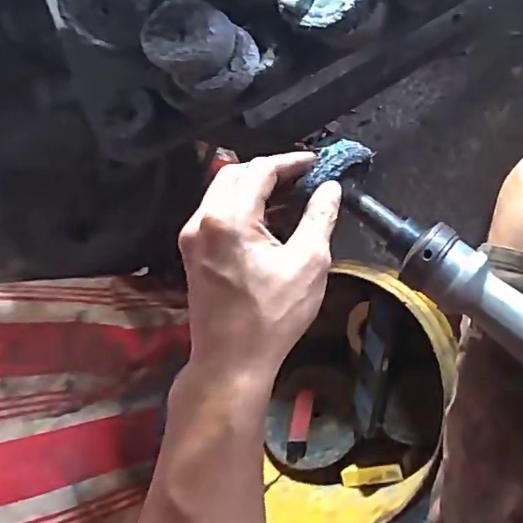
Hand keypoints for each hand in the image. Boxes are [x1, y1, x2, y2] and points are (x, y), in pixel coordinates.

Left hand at [177, 152, 339, 387]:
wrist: (231, 362)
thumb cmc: (274, 314)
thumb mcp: (309, 261)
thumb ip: (319, 217)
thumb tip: (330, 188)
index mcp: (228, 219)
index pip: (259, 170)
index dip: (291, 161)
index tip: (317, 162)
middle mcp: (202, 221)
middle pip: (234, 173)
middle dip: (271, 168)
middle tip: (305, 174)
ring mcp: (192, 238)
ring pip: (222, 191)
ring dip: (256, 185)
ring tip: (292, 191)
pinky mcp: (193, 253)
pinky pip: (217, 211)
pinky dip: (244, 203)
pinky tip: (270, 216)